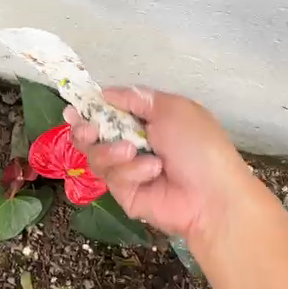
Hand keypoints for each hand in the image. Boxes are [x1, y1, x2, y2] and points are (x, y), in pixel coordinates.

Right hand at [68, 87, 258, 243]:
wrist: (211, 195)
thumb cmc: (198, 145)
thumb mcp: (172, 109)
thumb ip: (137, 98)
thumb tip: (106, 93)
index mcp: (147, 120)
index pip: (109, 111)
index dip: (91, 109)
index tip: (75, 108)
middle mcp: (132, 143)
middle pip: (92, 135)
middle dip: (86, 130)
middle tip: (89, 130)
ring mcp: (126, 169)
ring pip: (96, 155)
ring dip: (111, 151)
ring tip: (132, 151)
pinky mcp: (123, 192)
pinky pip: (111, 176)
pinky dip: (130, 171)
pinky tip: (152, 171)